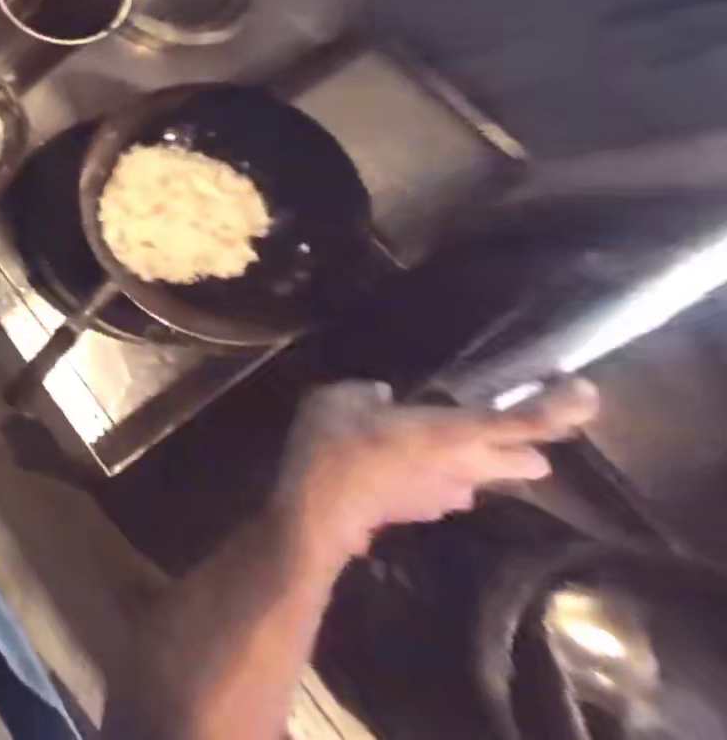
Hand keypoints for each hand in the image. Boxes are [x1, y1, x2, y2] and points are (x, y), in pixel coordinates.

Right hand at [273, 378, 599, 566]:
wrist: (318, 504)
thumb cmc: (333, 444)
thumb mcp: (335, 399)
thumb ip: (366, 392)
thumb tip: (383, 395)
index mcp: (456, 433)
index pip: (533, 423)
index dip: (567, 406)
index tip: (580, 388)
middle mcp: (471, 467)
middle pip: (532, 460)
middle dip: (519, 446)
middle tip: (479, 427)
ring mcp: (453, 495)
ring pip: (483, 476)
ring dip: (461, 460)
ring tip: (411, 445)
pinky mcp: (430, 510)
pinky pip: (444, 487)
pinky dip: (427, 475)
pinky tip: (386, 465)